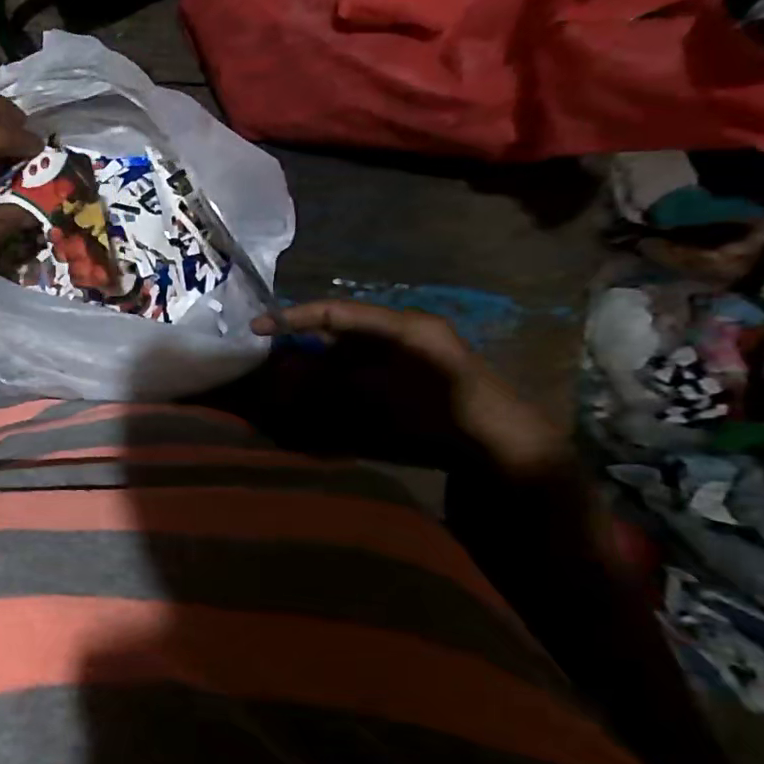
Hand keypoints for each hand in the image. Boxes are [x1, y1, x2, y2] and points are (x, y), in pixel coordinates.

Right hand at [248, 300, 569, 476]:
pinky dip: (339, 381)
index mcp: (402, 327)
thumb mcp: (379, 397)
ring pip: (349, 353)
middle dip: (303, 347)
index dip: (293, 317)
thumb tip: (283, 372)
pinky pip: (364, 372)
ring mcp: (412, 355)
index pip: (335, 311)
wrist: (505, 451)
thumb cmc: (440, 415)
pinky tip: (323, 399)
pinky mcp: (414, 379)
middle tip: (273, 366)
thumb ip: (328, 383)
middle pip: (340, 332)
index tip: (257, 328)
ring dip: (319, 369)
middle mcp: (405, 334)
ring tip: (291, 387)